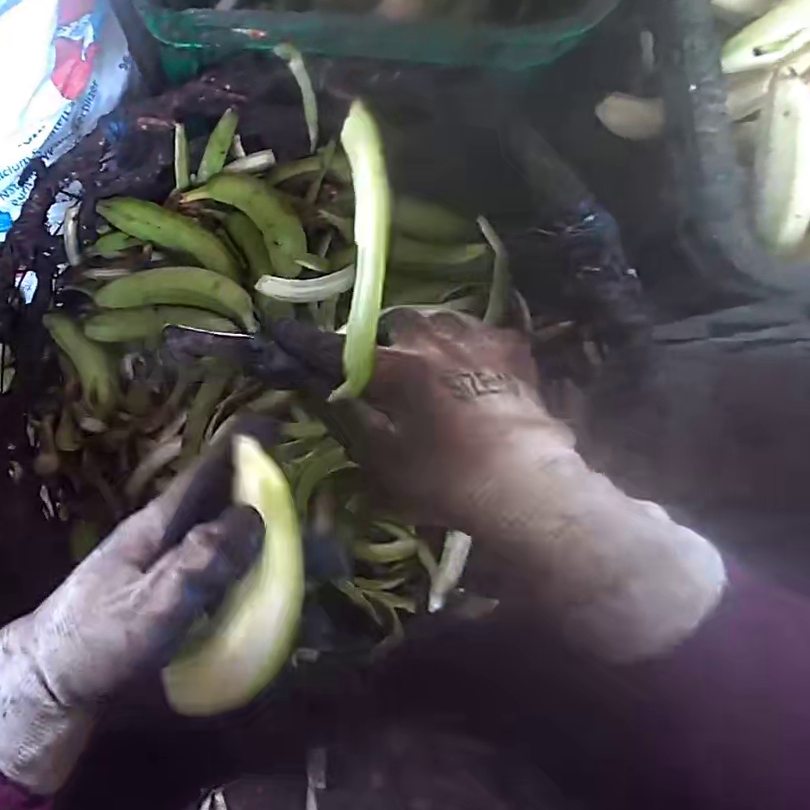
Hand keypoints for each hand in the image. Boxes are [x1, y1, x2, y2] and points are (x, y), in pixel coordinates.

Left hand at [0, 426, 267, 792]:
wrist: (51, 677)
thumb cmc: (94, 640)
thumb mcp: (147, 608)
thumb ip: (196, 567)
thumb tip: (252, 516)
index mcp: (156, 524)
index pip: (203, 473)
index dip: (237, 444)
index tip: (274, 419)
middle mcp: (161, 533)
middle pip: (212, 494)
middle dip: (251, 476)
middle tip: (293, 467)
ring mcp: (160, 560)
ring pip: (211, 524)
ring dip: (246, 513)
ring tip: (287, 513)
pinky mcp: (162, 588)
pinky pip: (208, 558)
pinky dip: (236, 553)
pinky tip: (255, 565)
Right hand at [265, 311, 574, 532]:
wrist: (530, 490)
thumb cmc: (445, 479)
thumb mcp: (379, 457)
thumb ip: (346, 415)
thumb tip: (319, 386)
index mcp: (391, 368)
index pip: (332, 348)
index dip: (301, 340)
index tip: (279, 329)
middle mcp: (428, 341)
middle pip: (389, 322)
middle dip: (379, 339)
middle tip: (381, 367)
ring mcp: (474, 339)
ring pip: (433, 319)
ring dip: (421, 336)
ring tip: (425, 360)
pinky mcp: (511, 348)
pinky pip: (476, 330)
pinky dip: (465, 342)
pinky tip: (469, 363)